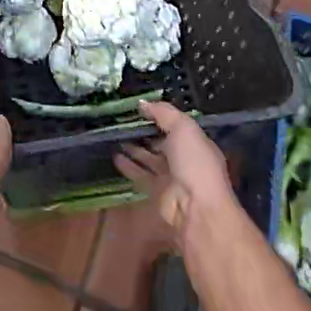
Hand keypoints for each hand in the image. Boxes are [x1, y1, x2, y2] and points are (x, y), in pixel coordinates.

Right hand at [114, 101, 236, 237]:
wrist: (196, 207)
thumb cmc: (194, 162)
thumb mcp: (183, 128)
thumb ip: (163, 113)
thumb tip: (142, 103)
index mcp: (195, 142)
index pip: (176, 126)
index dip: (159, 117)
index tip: (138, 108)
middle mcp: (184, 159)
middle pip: (161, 142)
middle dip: (145, 133)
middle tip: (122, 121)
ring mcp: (170, 176)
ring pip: (149, 159)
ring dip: (134, 149)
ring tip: (115, 136)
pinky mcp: (157, 192)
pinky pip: (140, 175)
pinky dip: (128, 166)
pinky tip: (115, 156)